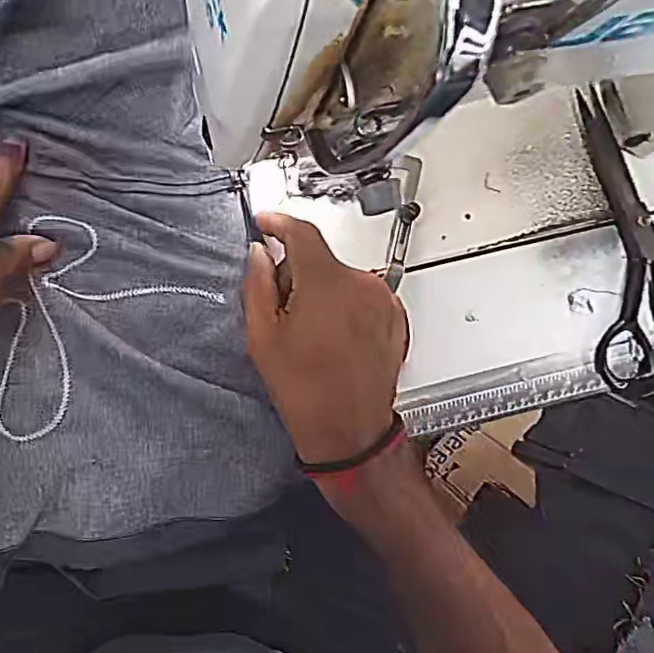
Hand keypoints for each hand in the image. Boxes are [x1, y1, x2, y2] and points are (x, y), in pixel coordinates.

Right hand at [243, 212, 408, 464]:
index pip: (302, 232)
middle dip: (297, 275)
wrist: (348, 429)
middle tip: (282, 311)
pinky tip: (332, 340)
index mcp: (326, 283)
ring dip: (322, 292)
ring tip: (311, 335)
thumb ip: (258, 285)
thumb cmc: (307, 390)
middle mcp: (361, 284)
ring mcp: (382, 301)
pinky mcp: (394, 318)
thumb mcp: (263, 336)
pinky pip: (361, 297)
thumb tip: (259, 255)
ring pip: (341, 278)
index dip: (278, 223)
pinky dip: (344, 307)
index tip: (267, 223)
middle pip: (320, 259)